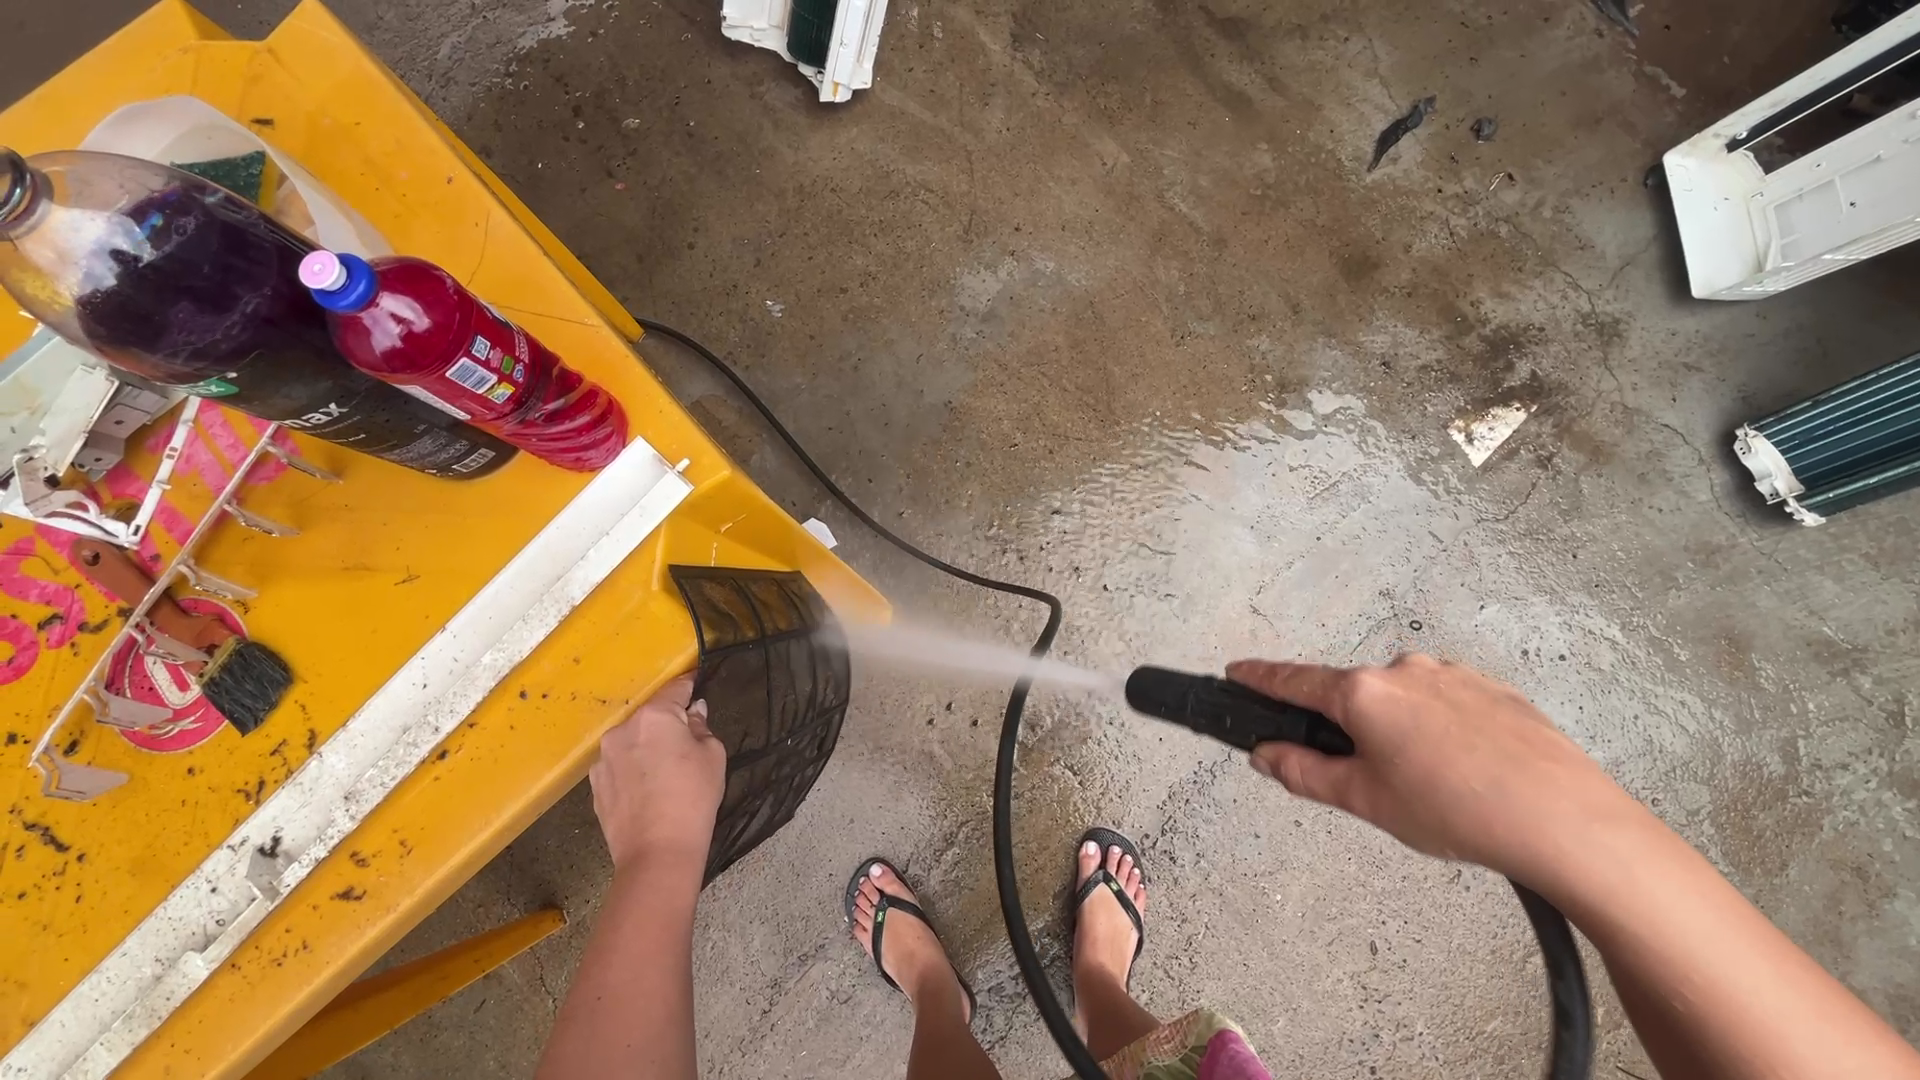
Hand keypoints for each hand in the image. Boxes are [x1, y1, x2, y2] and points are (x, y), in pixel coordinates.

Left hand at [589, 673, 727, 874]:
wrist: (657, 851)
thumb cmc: (693, 797)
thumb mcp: (712, 755)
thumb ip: (701, 726)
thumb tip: (693, 712)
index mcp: (654, 716)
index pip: (675, 688)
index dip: (690, 685)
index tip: (699, 683)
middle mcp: (622, 730)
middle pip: (651, 716)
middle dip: (669, 722)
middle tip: (689, 741)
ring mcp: (603, 758)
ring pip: (633, 740)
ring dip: (649, 746)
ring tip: (666, 771)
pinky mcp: (595, 783)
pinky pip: (620, 764)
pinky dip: (634, 768)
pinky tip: (649, 789)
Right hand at [1228, 654, 1634, 882]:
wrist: (1567, 821)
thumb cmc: (1454, 811)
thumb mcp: (1364, 800)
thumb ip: (1303, 772)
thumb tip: (1263, 754)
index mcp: (1361, 693)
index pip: (1293, 680)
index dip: (1259, 678)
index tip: (1235, 671)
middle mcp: (1402, 669)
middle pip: (1351, 692)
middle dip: (1345, 725)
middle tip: (1362, 774)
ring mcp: (1452, 673)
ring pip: (1401, 697)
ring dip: (1395, 727)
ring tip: (1426, 782)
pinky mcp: (1494, 688)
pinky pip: (1444, 701)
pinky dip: (1437, 726)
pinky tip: (1463, 768)